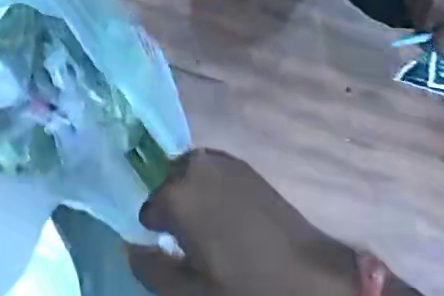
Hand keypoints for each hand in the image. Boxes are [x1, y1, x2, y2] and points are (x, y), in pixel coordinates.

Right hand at [127, 150, 410, 295]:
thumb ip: (151, 270)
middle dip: (175, 211)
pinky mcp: (243, 165)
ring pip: (189, 177)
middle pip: (168, 186)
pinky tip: (232, 221)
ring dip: (194, 199)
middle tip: (196, 246)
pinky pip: (212, 174)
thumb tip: (129, 247)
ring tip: (214, 234)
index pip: (148, 210)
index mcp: (176, 194)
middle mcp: (193, 165)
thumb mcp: (192, 295)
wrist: (314, 280)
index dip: (158, 235)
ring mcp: (220, 160)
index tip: (176, 254)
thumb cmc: (247, 289)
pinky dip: (213, 192)